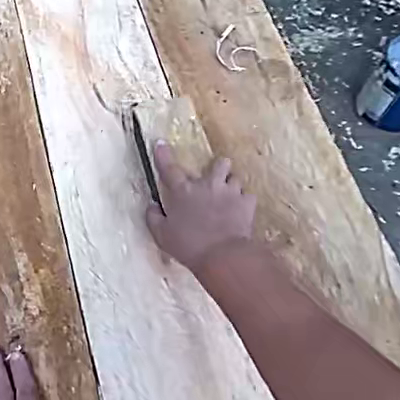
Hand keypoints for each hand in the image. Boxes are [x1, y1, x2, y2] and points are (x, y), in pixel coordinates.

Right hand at [145, 142, 256, 271]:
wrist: (222, 256)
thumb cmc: (188, 246)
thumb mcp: (162, 235)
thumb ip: (154, 217)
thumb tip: (152, 206)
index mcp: (183, 191)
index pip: (169, 168)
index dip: (163, 155)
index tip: (161, 143)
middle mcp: (207, 185)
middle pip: (219, 164)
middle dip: (219, 168)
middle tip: (216, 180)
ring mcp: (230, 191)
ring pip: (235, 178)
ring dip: (231, 186)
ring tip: (229, 199)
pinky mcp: (247, 202)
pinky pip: (248, 196)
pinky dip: (244, 202)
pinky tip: (240, 212)